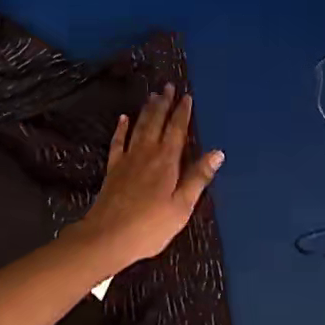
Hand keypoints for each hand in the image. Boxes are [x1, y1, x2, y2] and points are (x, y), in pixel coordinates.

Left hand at [73, 85, 222, 267]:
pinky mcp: (113, 169)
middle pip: (157, 122)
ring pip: (139, 127)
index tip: (187, 96)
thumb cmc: (150, 226)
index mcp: (167, 161)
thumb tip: (217, 152)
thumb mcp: (181, 206)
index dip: (182, 112)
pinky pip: (118, 142)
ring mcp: (128, 159)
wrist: (107, 237)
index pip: (177, 130)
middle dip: (164, 104)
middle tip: (168, 86)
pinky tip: (123, 119)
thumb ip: (198, 177)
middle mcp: (147, 153)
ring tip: (153, 96)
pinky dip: (121, 129)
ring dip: (147, 110)